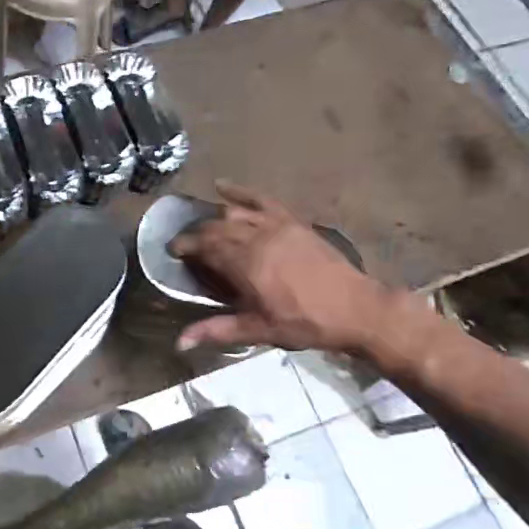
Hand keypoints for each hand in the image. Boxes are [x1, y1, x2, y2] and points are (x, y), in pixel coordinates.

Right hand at [167, 181, 405, 354]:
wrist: (355, 308)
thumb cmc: (305, 323)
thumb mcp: (258, 330)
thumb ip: (216, 330)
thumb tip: (179, 342)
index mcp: (246, 264)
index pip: (205, 246)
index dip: (186, 246)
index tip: (172, 250)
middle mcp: (257, 238)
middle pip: (216, 228)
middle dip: (197, 233)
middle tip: (186, 244)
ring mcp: (276, 225)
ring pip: (234, 213)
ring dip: (214, 218)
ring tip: (204, 227)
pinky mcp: (292, 221)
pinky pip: (261, 200)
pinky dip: (240, 192)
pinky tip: (223, 186)